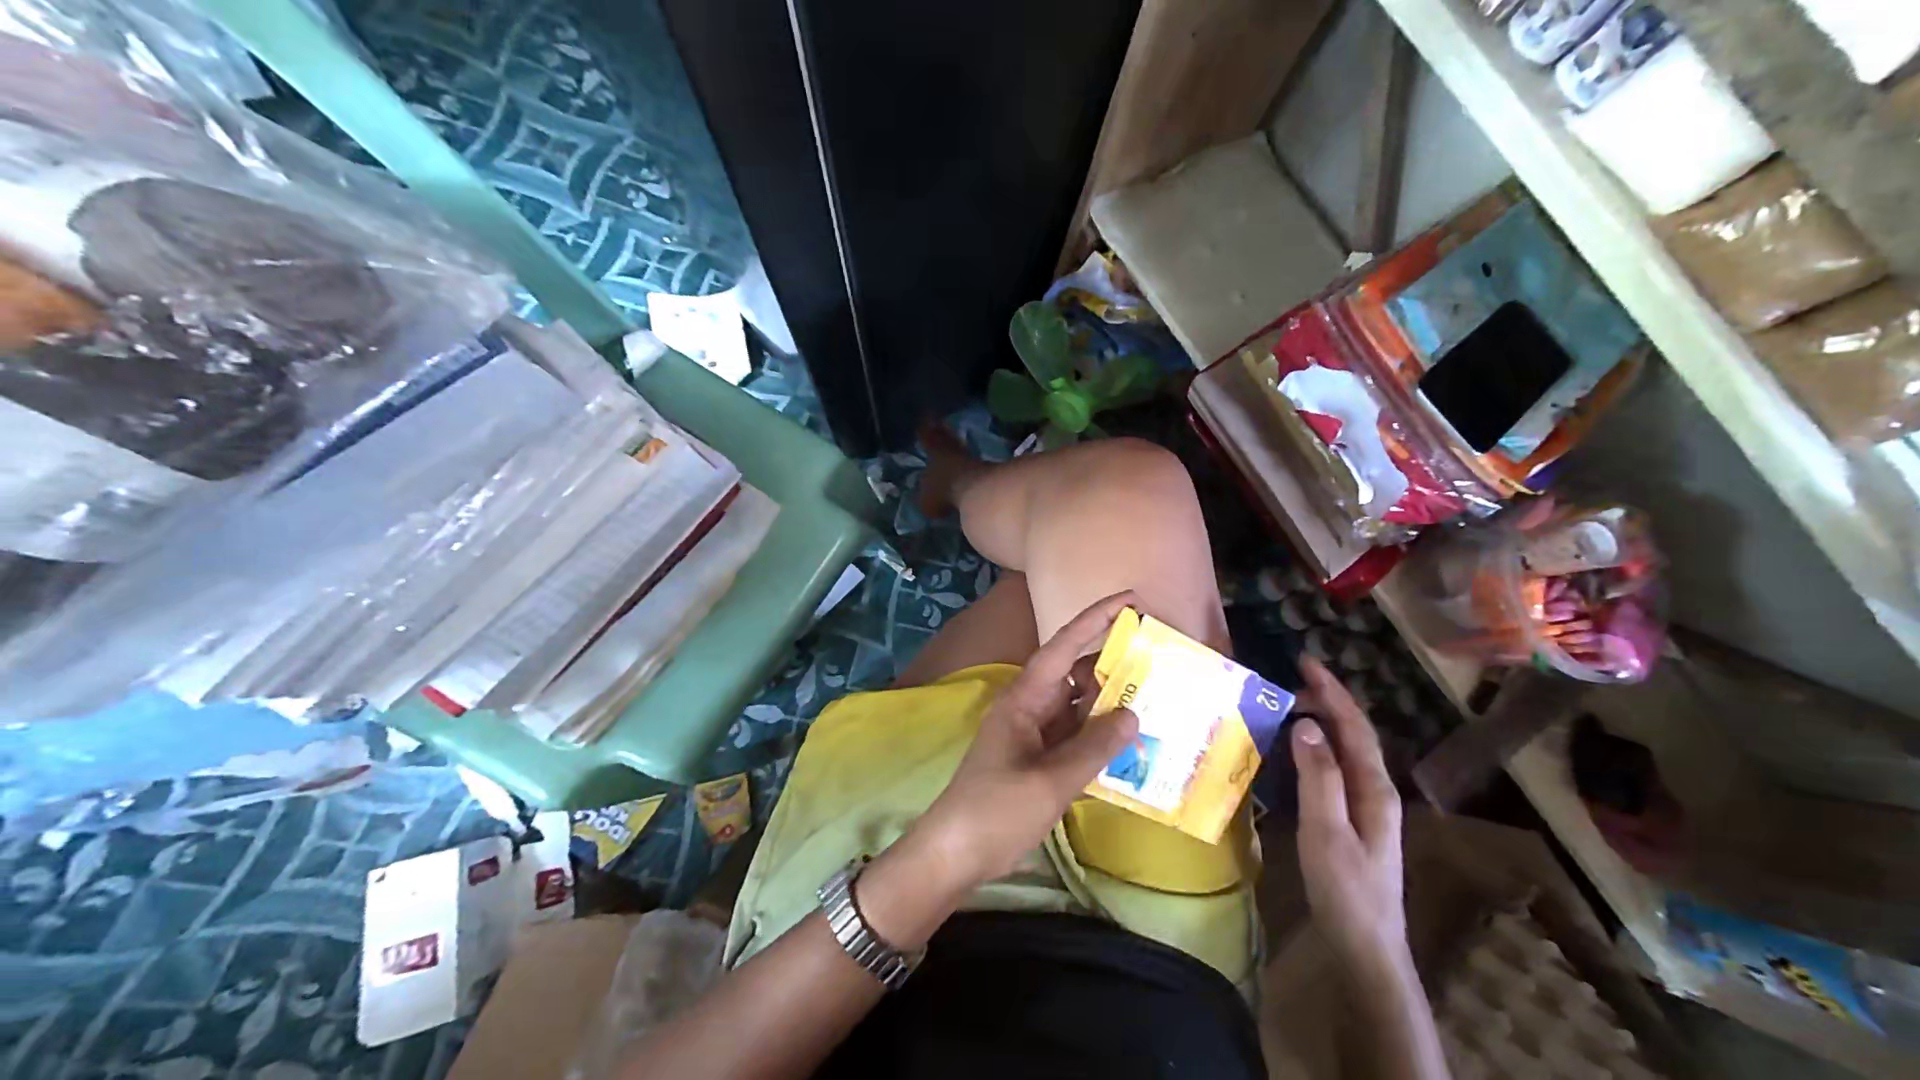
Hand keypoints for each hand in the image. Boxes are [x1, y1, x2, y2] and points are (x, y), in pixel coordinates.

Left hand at [915, 591, 1141, 886]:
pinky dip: (1102, 735)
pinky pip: (1077, 736)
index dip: (1095, 619)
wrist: (956, 853)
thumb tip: (1134, 715)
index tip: (1130, 599)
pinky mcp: (1040, 760)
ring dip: (1111, 703)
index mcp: (1025, 699)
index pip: (1063, 647)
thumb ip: (1094, 747)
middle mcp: (1031, 708)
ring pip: (1079, 706)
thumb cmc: (996, 810)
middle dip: (1113, 664)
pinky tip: (1133, 743)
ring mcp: (1035, 735)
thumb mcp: (1050, 780)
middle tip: (1160, 660)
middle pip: (1076, 675)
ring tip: (1157, 699)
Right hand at [1291, 656, 1410, 980]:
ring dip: (1320, 723)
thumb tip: (1307, 724)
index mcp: (1374, 788)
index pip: (1355, 727)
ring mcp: (1366, 806)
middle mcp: (1375, 790)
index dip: (1332, 691)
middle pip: (1353, 734)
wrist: (1366, 944)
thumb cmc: (1345, 888)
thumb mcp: (1327, 831)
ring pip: (1344, 750)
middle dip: (1325, 702)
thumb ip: (1319, 776)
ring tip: (1286, 706)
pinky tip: (1294, 750)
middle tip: (1284, 685)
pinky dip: (1314, 748)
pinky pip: (1333, 769)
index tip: (1305, 661)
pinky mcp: (1351, 819)